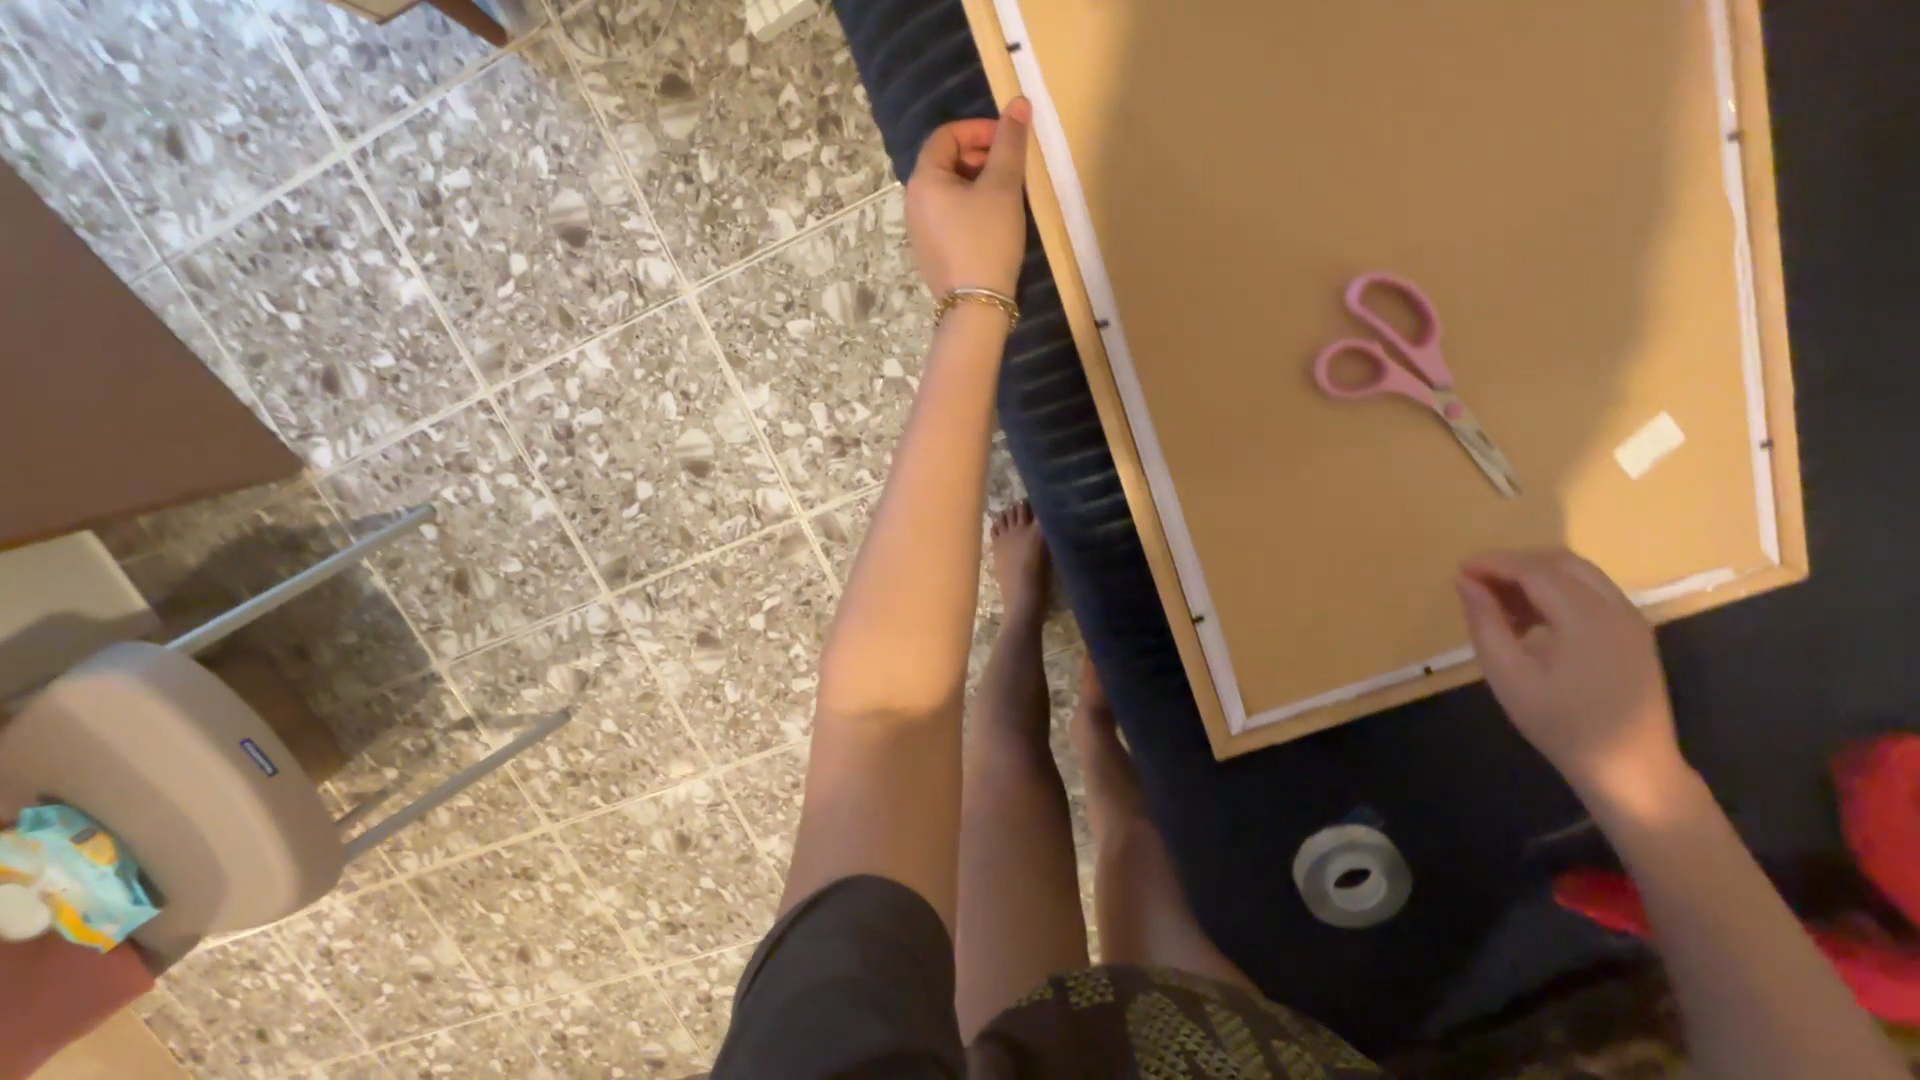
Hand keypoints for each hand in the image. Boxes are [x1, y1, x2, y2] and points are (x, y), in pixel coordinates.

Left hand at [905, 98, 1032, 298]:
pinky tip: (993, 222)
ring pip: (948, 190)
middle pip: (945, 162)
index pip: (946, 136)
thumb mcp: (1003, 187)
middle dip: (978, 155)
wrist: (976, 306)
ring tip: (1006, 193)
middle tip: (1010, 166)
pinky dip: (969, 207)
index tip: (1008, 138)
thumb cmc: (987, 240)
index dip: (978, 129)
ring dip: (976, 181)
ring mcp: (918, 230)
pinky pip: (948, 216)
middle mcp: (913, 201)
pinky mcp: (930, 252)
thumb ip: (1010, 143)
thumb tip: (1018, 102)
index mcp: (924, 179)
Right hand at [1455, 548, 1689, 801]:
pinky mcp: (1634, 634)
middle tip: (1476, 583)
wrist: (1631, 767)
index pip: (1534, 569)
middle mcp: (1615, 607)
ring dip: (1536, 577)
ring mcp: (1630, 619)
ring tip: (1498, 602)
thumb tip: (1465, 582)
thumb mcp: (1508, 676)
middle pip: (1560, 562)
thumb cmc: (1562, 724)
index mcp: (1586, 617)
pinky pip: (1592, 594)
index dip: (1493, 563)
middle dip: (1515, 564)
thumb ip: (1485, 623)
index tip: (1459, 570)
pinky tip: (1530, 620)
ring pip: (1579, 575)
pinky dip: (1557, 592)